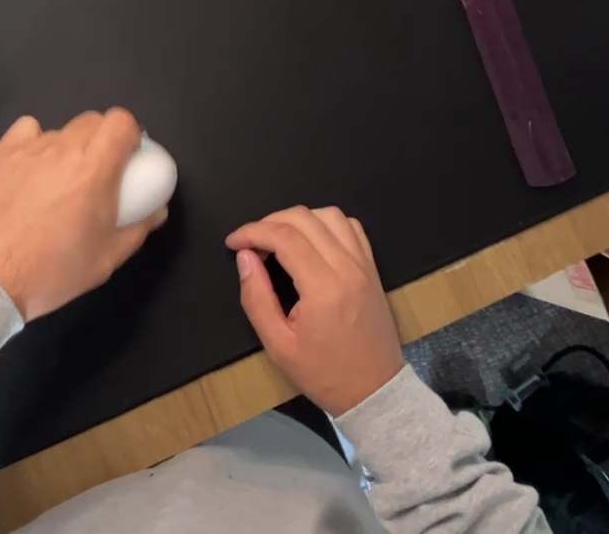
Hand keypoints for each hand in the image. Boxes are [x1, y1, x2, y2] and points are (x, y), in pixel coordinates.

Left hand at [0, 109, 167, 320]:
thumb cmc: (51, 271)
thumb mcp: (106, 259)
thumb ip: (137, 228)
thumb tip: (156, 208)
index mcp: (94, 169)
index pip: (121, 121)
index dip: (131, 133)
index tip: (129, 158)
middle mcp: (62, 149)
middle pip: (93, 120)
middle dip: (103, 139)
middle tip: (99, 174)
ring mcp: (28, 148)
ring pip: (61, 130)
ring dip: (70, 147)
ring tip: (60, 181)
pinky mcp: (0, 154)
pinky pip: (27, 131)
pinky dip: (36, 141)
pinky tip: (32, 167)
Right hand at [227, 206, 403, 415]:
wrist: (375, 393)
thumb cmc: (324, 374)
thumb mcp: (278, 345)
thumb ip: (256, 297)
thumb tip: (245, 257)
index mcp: (323, 287)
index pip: (283, 236)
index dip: (252, 232)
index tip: (233, 242)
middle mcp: (347, 267)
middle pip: (303, 218)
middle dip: (268, 222)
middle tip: (252, 244)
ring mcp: (364, 264)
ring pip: (329, 214)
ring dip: (298, 219)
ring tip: (280, 239)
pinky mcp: (372, 268)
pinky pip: (351, 227)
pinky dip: (326, 223)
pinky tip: (311, 241)